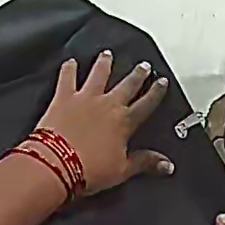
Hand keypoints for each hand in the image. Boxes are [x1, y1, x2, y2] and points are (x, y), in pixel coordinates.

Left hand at [35, 50, 173, 195]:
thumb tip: (167, 165)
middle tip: (144, 65)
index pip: (146, 104)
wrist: (58, 163)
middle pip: (127, 85)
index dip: (156, 92)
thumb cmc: (90, 170)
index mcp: (124, 122)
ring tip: (108, 54)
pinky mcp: (63, 98)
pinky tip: (70, 61)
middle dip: (137, 74)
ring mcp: (85, 98)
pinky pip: (67, 78)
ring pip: (98, 74)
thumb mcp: (122, 170)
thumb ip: (145, 162)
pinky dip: (69, 69)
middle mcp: (108, 104)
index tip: (162, 82)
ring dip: (104, 64)